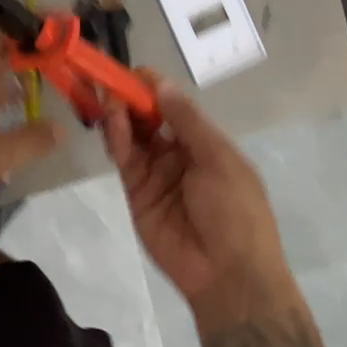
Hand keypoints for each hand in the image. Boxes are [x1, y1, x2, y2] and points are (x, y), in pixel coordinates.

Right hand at [101, 75, 290, 320]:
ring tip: (108, 100)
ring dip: (120, 116)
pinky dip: (117, 140)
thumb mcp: (220, 160)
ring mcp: (155, 173)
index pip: (173, 107)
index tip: (133, 72)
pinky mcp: (136, 193)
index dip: (154, 89)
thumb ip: (187, 122)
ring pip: (132, 136)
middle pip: (147, 118)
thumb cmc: (237, 212)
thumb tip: (162, 86)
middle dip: (129, 99)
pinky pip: (124, 160)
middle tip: (109, 82)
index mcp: (205, 143)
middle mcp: (177, 153)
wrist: (229, 275)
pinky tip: (113, 125)